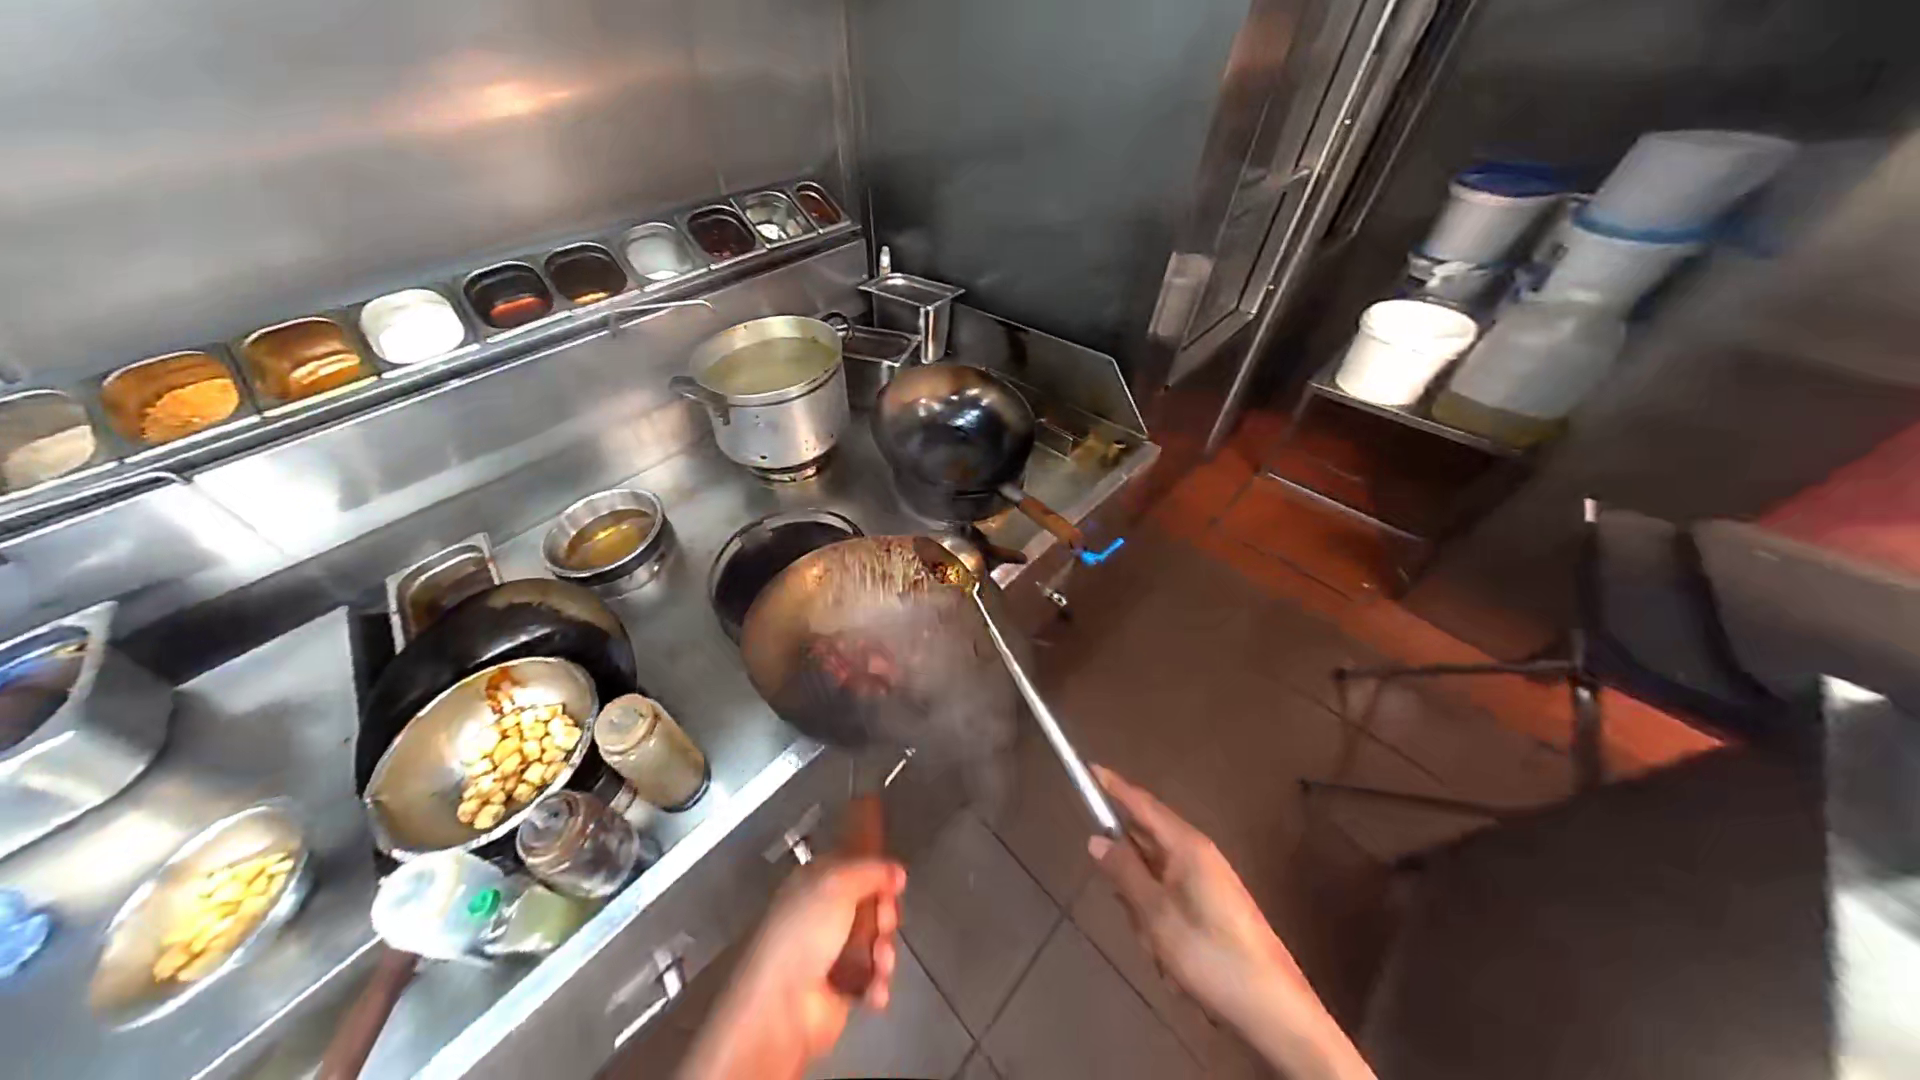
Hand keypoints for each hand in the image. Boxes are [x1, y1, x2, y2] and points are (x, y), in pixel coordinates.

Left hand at [676, 858, 905, 1079]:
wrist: (781, 1004)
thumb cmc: (806, 931)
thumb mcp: (838, 882)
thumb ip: (872, 869)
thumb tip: (897, 872)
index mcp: (816, 882)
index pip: (854, 865)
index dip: (877, 871)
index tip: (895, 879)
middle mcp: (824, 913)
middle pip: (872, 903)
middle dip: (886, 912)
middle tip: (884, 921)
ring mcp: (833, 952)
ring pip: (877, 939)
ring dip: (884, 950)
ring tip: (878, 962)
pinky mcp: (842, 989)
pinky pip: (873, 977)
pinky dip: (877, 983)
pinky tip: (873, 990)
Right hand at [1088, 766, 1373, 1079]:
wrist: (1274, 1012)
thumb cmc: (1211, 955)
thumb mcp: (1155, 916)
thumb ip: (1123, 873)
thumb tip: (1096, 838)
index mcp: (1186, 846)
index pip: (1142, 804)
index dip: (1114, 787)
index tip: (1089, 768)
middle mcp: (1197, 856)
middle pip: (1143, 846)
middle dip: (1128, 882)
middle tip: (1136, 920)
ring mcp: (1206, 883)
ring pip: (1153, 881)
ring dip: (1145, 915)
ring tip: (1162, 953)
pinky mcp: (1211, 908)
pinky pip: (1169, 904)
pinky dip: (1161, 929)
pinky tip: (1173, 964)